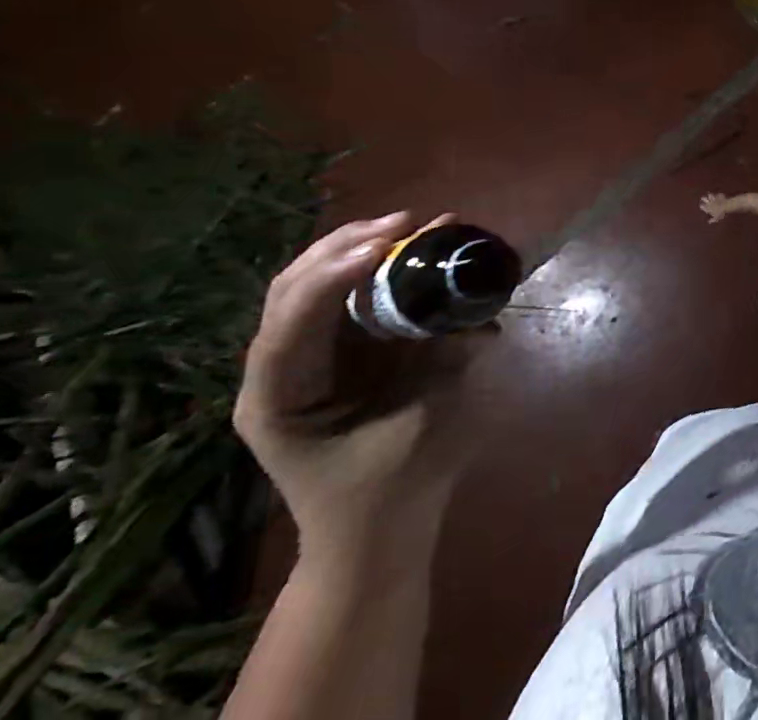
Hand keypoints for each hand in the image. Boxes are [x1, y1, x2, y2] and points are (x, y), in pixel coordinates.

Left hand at [234, 212, 493, 558]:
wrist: (373, 537)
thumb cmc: (391, 495)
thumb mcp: (424, 431)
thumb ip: (446, 370)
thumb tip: (477, 325)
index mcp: (280, 397)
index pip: (291, 321)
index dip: (334, 277)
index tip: (387, 243)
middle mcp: (282, 369)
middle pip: (293, 289)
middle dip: (345, 247)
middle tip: (405, 222)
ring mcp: (308, 360)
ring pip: (315, 287)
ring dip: (359, 250)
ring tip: (409, 227)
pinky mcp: (339, 357)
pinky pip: (350, 302)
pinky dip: (379, 274)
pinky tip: (409, 256)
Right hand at [700, 193, 730, 222]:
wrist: (725, 206)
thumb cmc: (720, 213)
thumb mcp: (716, 218)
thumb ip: (712, 220)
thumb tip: (709, 222)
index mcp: (707, 208)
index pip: (701, 206)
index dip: (701, 206)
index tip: (702, 206)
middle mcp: (709, 202)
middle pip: (703, 199)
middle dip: (703, 198)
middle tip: (703, 198)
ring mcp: (713, 198)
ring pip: (709, 195)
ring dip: (709, 195)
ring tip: (709, 195)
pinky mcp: (717, 195)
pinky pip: (716, 194)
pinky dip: (717, 195)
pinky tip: (718, 195)